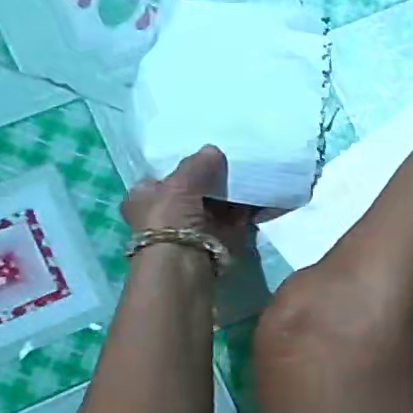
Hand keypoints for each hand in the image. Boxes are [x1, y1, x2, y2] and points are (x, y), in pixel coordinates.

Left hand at [121, 145, 254, 247]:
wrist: (186, 262)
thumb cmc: (170, 220)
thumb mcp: (179, 184)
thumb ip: (197, 165)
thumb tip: (212, 149)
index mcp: (145, 197)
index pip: (166, 175)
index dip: (186, 165)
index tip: (210, 153)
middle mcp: (170, 212)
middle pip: (198, 188)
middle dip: (218, 178)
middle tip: (238, 160)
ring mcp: (198, 225)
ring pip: (222, 202)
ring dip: (238, 191)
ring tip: (258, 170)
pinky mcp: (223, 236)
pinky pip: (242, 215)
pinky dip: (254, 206)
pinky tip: (267, 192)